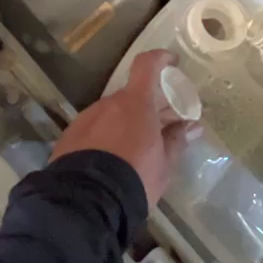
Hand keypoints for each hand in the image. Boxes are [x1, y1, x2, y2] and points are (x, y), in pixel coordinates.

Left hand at [52, 50, 193, 205]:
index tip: (171, 62)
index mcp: (135, 103)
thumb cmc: (134, 177)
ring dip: (126, 122)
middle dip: (148, 105)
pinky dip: (105, 136)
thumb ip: (177, 140)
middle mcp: (108, 104)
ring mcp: (85, 120)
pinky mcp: (69, 138)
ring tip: (136, 146)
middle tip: (163, 122)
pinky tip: (111, 158)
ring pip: (111, 114)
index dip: (160, 60)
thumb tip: (193, 127)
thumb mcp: (163, 163)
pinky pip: (93, 129)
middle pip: (131, 95)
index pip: (147, 66)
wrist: (86, 202)